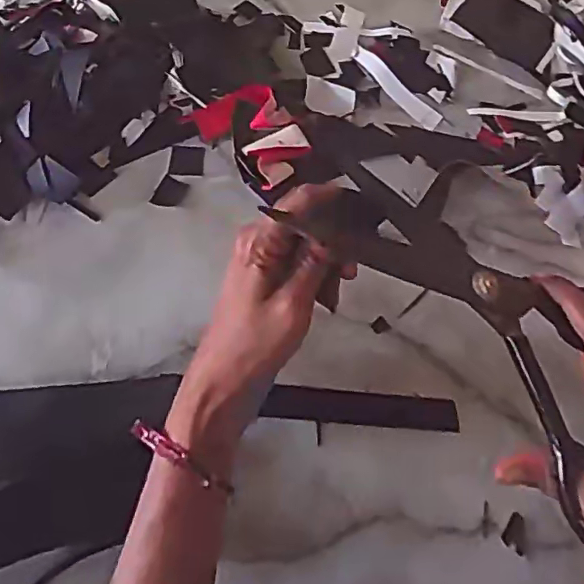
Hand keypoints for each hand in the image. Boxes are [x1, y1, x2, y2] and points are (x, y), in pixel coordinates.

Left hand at [170, 185, 353, 465]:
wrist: (224, 385)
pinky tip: (324, 297)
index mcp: (258, 241)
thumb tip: (337, 231)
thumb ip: (316, 262)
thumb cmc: (249, 349)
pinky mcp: (267, 275)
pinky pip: (301, 261)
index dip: (332, 198)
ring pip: (308, 242)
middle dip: (334, 241)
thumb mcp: (294, 303)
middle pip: (307, 221)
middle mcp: (257, 242)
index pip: (300, 199)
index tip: (359, 206)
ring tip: (334, 292)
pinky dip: (318, 274)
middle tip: (349, 268)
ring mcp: (262, 258)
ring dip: (328, 262)